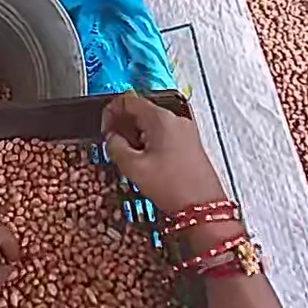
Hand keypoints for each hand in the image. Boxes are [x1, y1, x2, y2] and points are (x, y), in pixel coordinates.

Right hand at [102, 92, 226, 212]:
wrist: (202, 208)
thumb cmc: (174, 186)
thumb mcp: (133, 167)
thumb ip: (115, 146)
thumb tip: (111, 139)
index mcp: (161, 119)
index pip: (129, 100)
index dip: (111, 112)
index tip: (105, 127)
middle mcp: (176, 120)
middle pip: (141, 110)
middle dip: (123, 124)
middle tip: (112, 142)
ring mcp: (185, 131)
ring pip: (152, 123)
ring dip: (135, 134)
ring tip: (128, 155)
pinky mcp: (189, 144)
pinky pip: (163, 134)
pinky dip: (149, 142)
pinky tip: (144, 161)